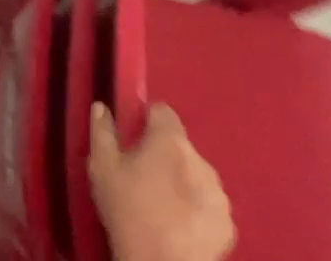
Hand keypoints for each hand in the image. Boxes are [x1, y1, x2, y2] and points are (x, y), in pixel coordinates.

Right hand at [88, 103, 234, 260]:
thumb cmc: (127, 210)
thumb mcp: (102, 167)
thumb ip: (102, 132)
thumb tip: (102, 107)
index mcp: (170, 142)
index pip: (162, 111)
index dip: (145, 118)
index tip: (132, 134)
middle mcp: (201, 161)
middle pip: (179, 145)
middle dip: (162, 153)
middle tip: (141, 174)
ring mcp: (220, 194)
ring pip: (196, 174)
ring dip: (181, 179)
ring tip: (160, 202)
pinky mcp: (228, 223)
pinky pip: (209, 203)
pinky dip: (196, 207)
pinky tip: (178, 223)